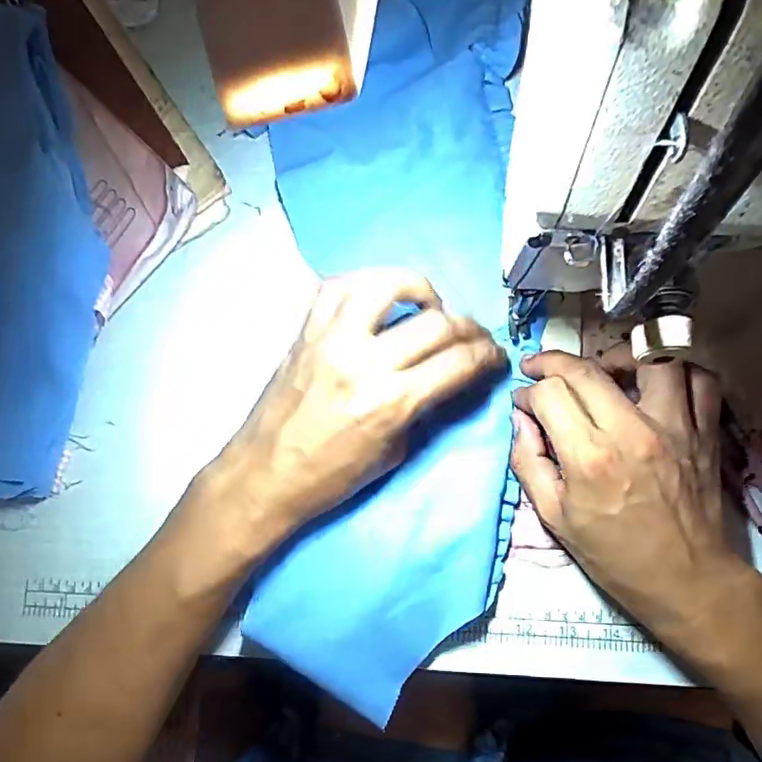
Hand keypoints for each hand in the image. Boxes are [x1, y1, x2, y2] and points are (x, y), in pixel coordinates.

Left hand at [193, 269, 505, 551]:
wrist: (265, 475)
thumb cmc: (333, 477)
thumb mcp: (395, 451)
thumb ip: (423, 409)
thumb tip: (448, 378)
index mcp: (392, 402)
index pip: (458, 362)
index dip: (488, 355)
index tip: (496, 356)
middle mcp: (365, 362)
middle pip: (436, 323)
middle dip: (469, 328)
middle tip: (475, 337)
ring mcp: (331, 339)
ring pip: (387, 285)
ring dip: (420, 289)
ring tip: (430, 305)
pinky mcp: (305, 331)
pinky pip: (338, 286)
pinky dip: (368, 284)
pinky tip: (380, 298)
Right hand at [509, 352, 754, 641]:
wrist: (683, 579)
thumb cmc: (614, 556)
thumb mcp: (555, 519)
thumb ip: (529, 463)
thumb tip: (521, 419)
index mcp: (590, 458)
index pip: (551, 394)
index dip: (529, 392)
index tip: (525, 403)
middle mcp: (633, 432)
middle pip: (587, 369)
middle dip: (554, 363)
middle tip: (542, 371)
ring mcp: (676, 428)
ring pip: (651, 359)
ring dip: (620, 356)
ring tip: (605, 371)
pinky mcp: (705, 433)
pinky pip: (700, 381)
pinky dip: (677, 372)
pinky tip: (655, 384)